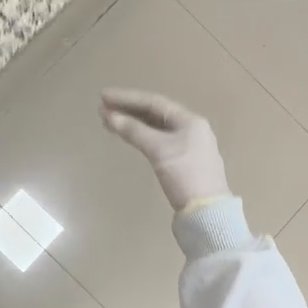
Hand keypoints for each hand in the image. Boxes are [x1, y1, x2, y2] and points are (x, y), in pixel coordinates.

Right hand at [100, 88, 230, 210]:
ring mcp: (187, 145)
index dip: (127, 98)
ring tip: (109, 123)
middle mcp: (190, 128)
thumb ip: (134, 131)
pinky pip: (158, 141)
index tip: (103, 96)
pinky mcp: (182, 162)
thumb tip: (110, 116)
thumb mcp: (158, 150)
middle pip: (154, 114)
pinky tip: (128, 137)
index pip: (153, 102)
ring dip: (132, 124)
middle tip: (102, 109)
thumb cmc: (184, 175)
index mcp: (189, 120)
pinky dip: (141, 137)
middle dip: (128, 110)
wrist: (206, 211)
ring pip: (155, 128)